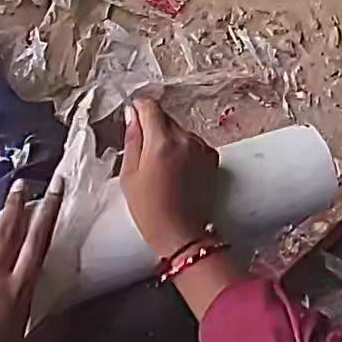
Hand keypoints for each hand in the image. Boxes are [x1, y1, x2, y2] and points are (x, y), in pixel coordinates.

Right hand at [120, 97, 219, 259]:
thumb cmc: (150, 210)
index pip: (151, 106)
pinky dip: (184, 149)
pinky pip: (193, 142)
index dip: (139, 107)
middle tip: (144, 150)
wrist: (183, 235)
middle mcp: (185, 139)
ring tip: (161, 165)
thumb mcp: (130, 175)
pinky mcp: (212, 157)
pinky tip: (177, 170)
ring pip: (180, 130)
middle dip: (153, 126)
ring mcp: (201, 147)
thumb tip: (132, 115)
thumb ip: (132, 139)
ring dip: (169, 138)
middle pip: (165, 118)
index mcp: (161, 142)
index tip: (133, 114)